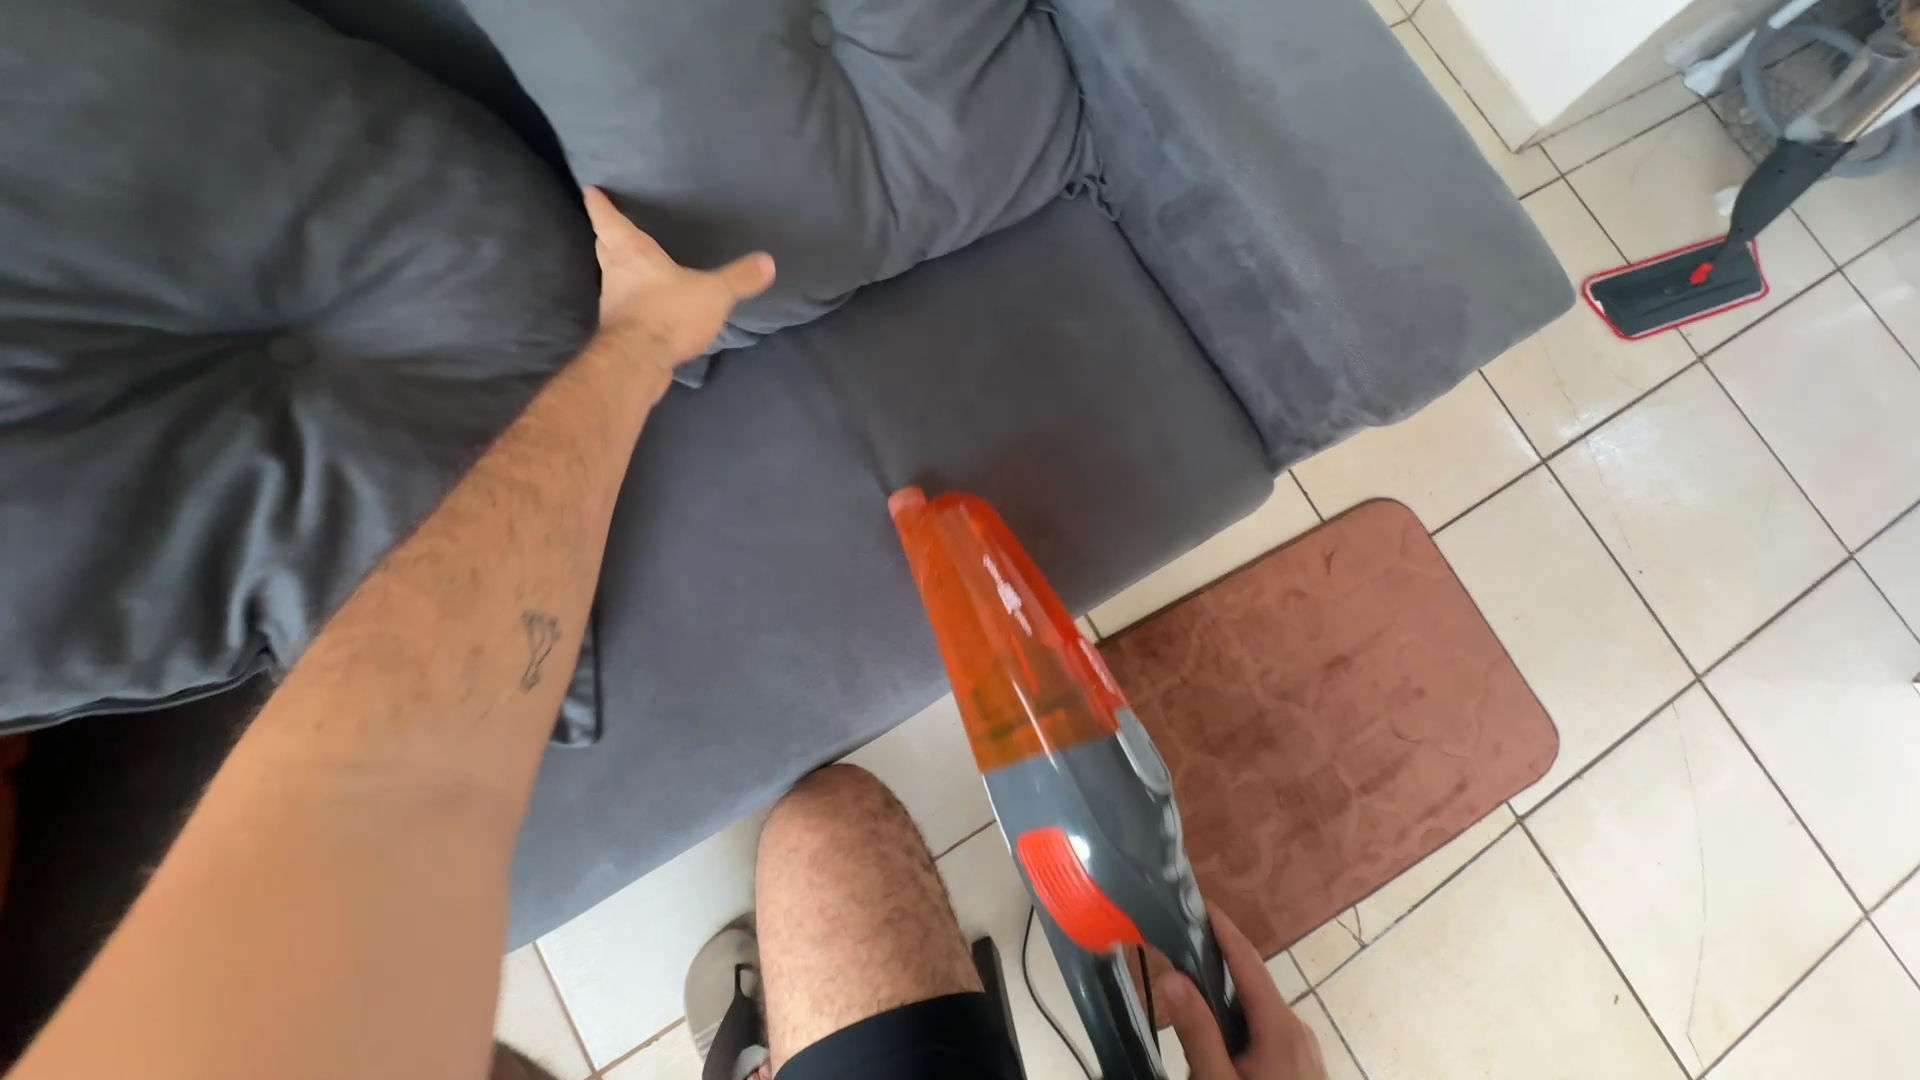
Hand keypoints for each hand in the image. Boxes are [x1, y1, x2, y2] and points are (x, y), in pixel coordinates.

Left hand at [581, 185, 774, 368]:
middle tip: (612, 230)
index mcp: (632, 252)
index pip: (608, 219)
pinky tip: (646, 309)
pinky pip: (624, 309)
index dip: (599, 203)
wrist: (639, 362)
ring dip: (619, 272)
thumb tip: (768, 261)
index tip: (592, 191)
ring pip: (612, 279)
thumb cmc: (670, 314)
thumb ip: (740, 278)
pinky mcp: (619, 331)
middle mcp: (615, 273)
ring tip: (634, 270)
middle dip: (607, 237)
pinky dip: (631, 303)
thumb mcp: (714, 294)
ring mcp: (613, 304)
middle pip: (605, 247)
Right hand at [1157, 908, 1330, 1079]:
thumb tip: (1171, 974)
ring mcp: (1303, 1053)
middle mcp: (1297, 1031)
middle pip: (1250, 982)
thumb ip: (1197, 1032)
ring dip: (1222, 998)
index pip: (1247, 959)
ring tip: (1184, 989)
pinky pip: (1263, 1032)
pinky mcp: (1300, 1072)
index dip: (1221, 925)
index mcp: (1281, 1027)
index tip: (1193, 897)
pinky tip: (1213, 1038)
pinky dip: (1236, 1022)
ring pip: (1255, 1010)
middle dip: (1212, 962)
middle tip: (1171, 943)